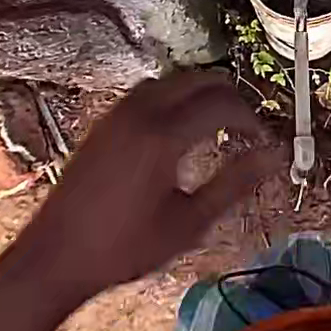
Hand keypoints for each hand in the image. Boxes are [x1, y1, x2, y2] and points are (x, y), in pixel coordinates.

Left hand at [10, 72, 281, 301]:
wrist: (56, 252)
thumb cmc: (125, 246)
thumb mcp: (188, 223)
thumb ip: (234, 183)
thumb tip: (273, 156)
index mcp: (165, 133)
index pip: (222, 103)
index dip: (251, 117)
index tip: (263, 140)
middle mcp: (143, 108)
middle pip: (200, 79)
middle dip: (230, 96)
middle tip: (247, 127)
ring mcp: (122, 108)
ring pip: (175, 78)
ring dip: (202, 91)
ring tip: (220, 122)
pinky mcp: (109, 116)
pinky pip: (152, 88)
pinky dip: (177, 94)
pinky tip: (182, 124)